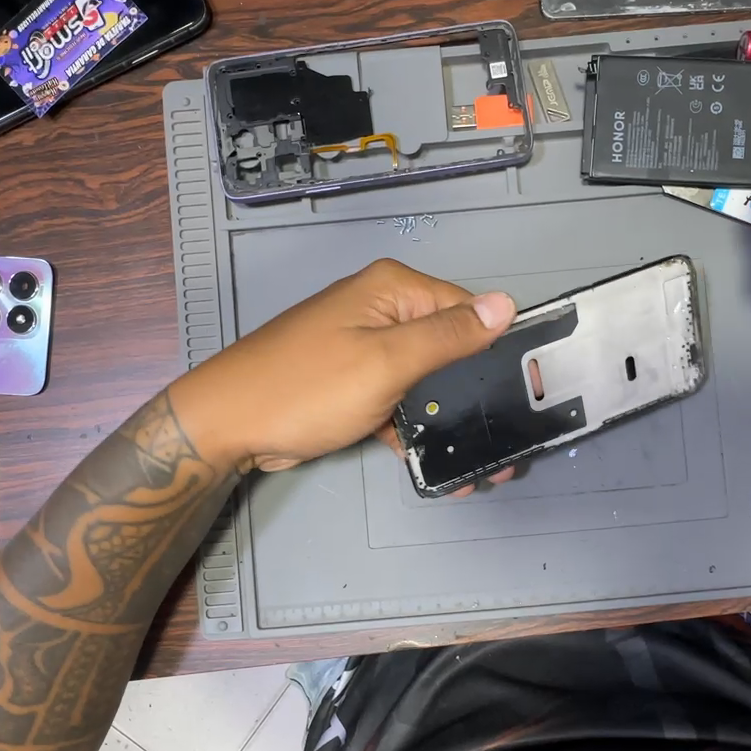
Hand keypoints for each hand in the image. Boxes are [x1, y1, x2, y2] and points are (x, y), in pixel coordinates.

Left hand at [168, 258, 516, 476]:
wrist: (230, 425)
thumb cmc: (307, 387)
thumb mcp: (387, 361)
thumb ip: (449, 335)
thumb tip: (504, 303)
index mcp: (394, 290)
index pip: (466, 309)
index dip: (494, 349)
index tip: (520, 394)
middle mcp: (381, 309)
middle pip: (447, 345)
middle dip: (472, 389)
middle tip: (501, 435)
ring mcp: (364, 346)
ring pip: (423, 378)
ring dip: (444, 415)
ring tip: (477, 459)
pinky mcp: (353, 381)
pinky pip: (397, 399)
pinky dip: (412, 426)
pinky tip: (434, 461)